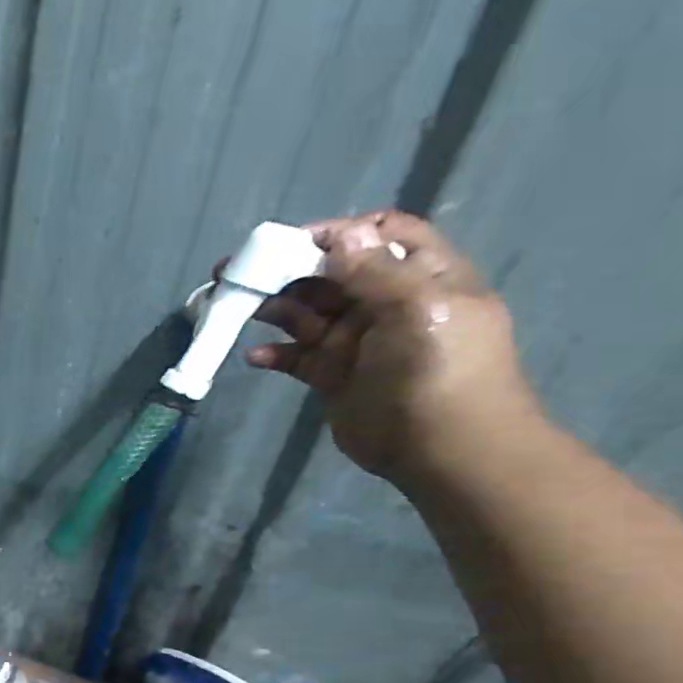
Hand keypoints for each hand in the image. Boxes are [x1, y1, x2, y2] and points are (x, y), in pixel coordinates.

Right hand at [243, 211, 542, 483]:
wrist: (444, 450)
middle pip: (331, 272)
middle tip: (238, 273)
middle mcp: (386, 303)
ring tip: (238, 308)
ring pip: (306, 311)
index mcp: (420, 277)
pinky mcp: (332, 375)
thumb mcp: (420, 309)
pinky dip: (273, 354)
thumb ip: (378, 271)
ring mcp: (357, 341)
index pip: (381, 234)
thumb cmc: (440, 371)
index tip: (292, 242)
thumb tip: (340, 236)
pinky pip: (295, 355)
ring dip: (272, 307)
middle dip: (287, 268)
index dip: (338, 232)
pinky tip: (255, 357)